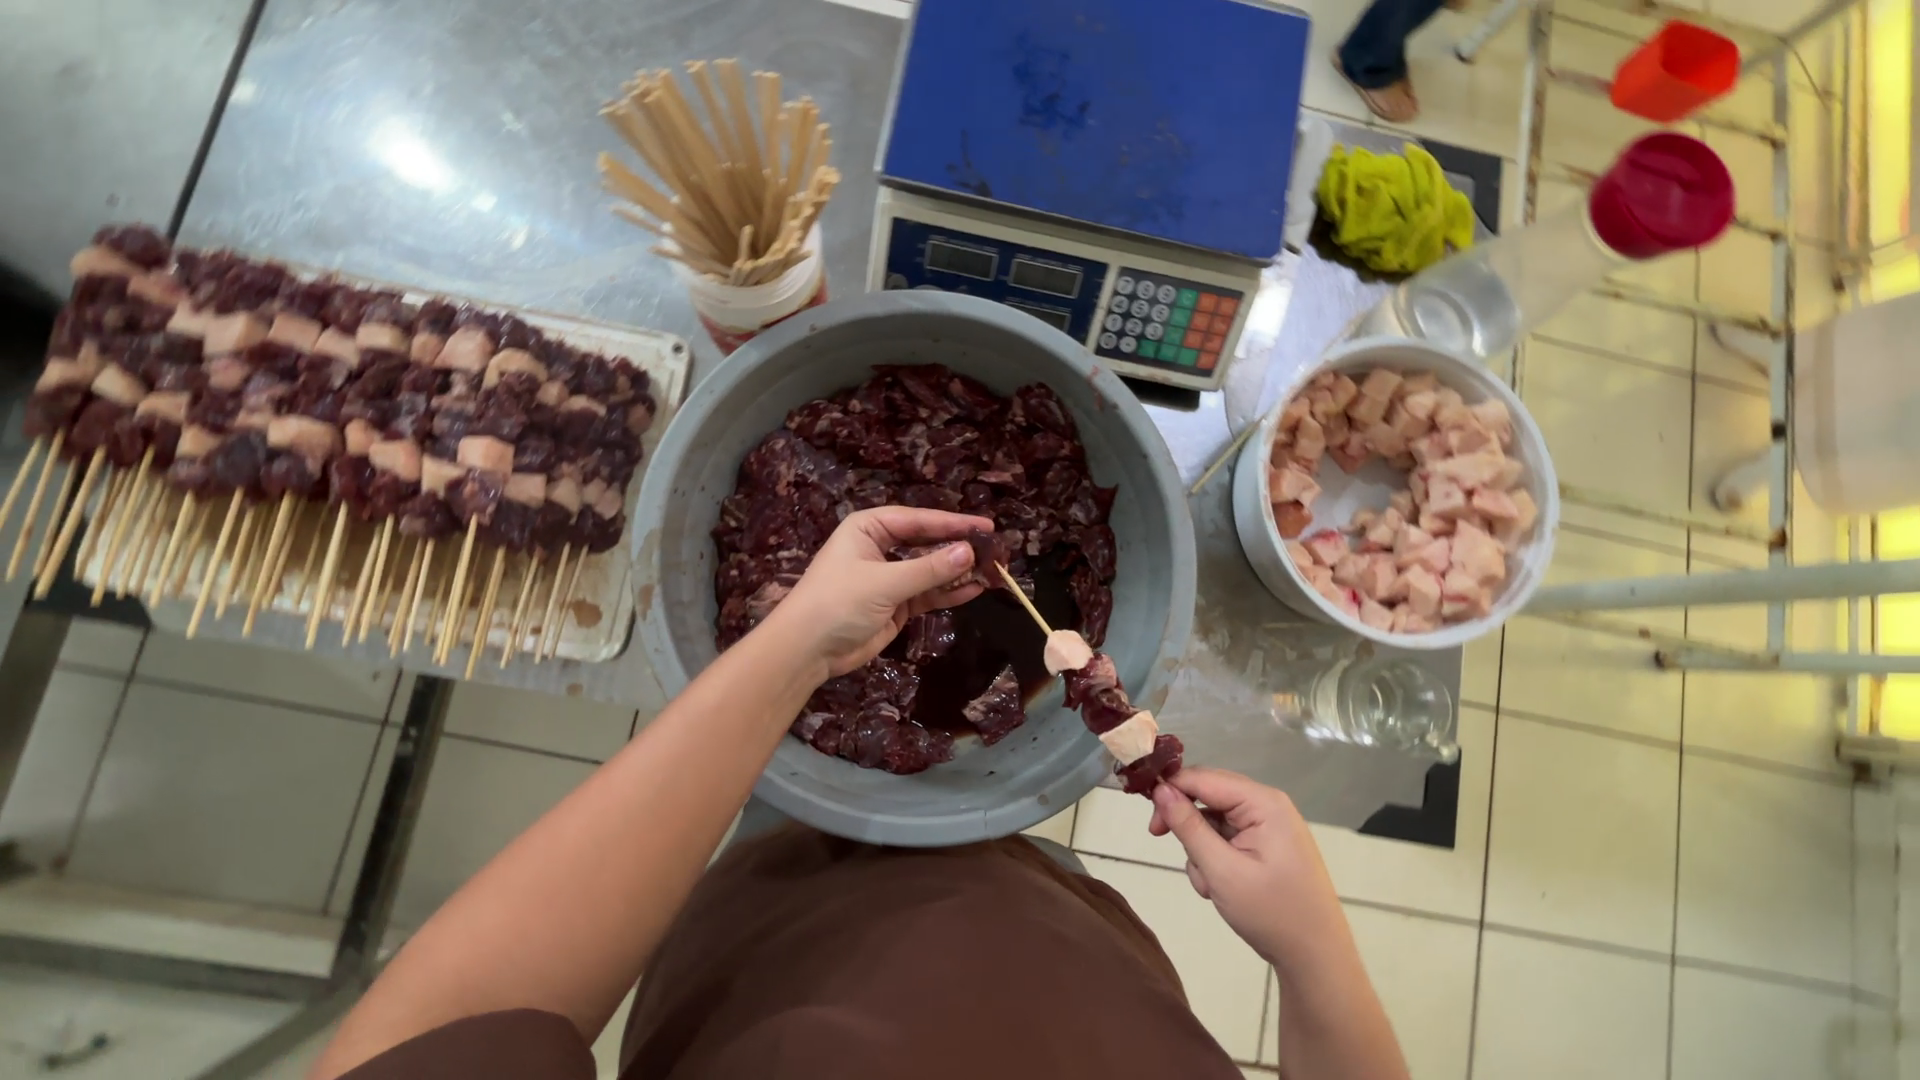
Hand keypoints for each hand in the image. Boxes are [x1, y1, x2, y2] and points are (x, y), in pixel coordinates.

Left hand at [764, 506, 994, 677]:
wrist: (807, 650)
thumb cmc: (838, 603)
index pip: (919, 520)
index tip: (987, 526)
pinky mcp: (896, 605)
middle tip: (997, 550)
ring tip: (994, 571)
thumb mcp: (884, 582)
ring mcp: (889, 577)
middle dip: (960, 548)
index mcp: (869, 528)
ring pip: (932, 570)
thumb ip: (929, 569)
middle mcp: (881, 547)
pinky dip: (949, 592)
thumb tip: (970, 551)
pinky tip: (975, 589)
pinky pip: (928, 593)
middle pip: (928, 543)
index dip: (954, 523)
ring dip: (959, 571)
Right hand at [1148, 768, 1349, 971]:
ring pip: (1213, 820)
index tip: (1151, 823)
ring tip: (1210, 884)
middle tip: (1164, 846)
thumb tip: (1159, 790)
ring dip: (1201, 849)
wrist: (1316, 960)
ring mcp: (1268, 826)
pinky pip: (1227, 837)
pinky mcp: (1266, 845)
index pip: (1203, 778)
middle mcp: (1267, 805)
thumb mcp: (1221, 871)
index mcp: (1263, 802)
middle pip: (1208, 796)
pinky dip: (1215, 858)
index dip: (1171, 792)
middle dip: (1187, 825)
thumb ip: (1188, 826)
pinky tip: (1220, 887)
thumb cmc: (1272, 913)